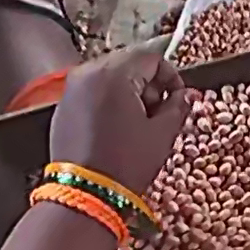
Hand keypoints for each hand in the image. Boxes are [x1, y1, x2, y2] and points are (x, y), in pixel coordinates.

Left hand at [48, 41, 189, 194]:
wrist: (86, 194)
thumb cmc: (126, 164)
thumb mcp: (161, 136)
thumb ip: (177, 108)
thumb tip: (185, 96)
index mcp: (115, 74)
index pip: (151, 56)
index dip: (171, 76)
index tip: (179, 99)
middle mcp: (88, 72)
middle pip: (129, 64)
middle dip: (149, 86)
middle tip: (159, 116)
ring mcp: (72, 89)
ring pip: (110, 78)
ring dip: (130, 95)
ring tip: (139, 126)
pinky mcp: (63, 107)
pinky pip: (93, 94)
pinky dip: (110, 105)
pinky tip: (118, 132)